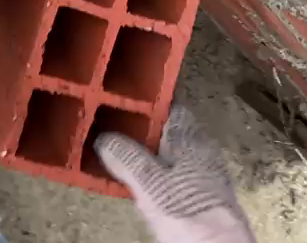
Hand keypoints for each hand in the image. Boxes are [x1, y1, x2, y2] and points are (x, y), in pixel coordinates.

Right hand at [96, 107, 255, 242]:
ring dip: (152, 151)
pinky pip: (177, 172)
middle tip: (115, 126)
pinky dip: (159, 171)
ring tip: (124, 153)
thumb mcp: (149, 182)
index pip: (169, 104)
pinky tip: (145, 182)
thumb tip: (102, 139)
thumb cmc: (186, 209)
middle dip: (145, 126)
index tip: (124, 98)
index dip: (147, 100)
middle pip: (170, 127)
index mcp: (189, 134)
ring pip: (173, 151)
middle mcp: (201, 147)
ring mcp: (205, 172)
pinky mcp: (203, 195)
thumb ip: (126, 157)